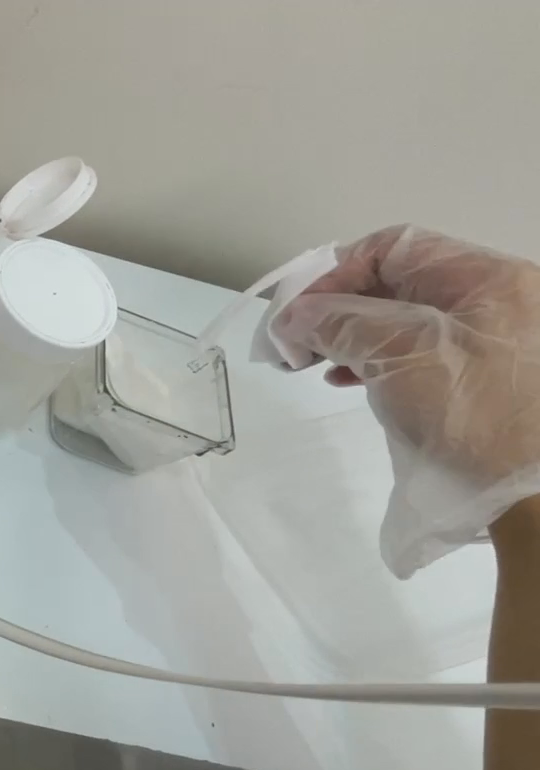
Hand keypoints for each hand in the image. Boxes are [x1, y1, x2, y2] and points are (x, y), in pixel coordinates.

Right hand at [275, 225, 539, 484]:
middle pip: (393, 282)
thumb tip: (296, 315)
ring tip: (310, 365)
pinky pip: (411, 348)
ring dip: (344, 335)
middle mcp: (494, 299)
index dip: (332, 274)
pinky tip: (348, 379)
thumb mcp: (400, 354)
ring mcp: (489, 337)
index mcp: (487, 280)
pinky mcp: (476, 374)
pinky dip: (368, 357)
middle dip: (331, 307)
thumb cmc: (476, 411)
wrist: (535, 486)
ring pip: (397, 316)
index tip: (290, 318)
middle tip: (290, 346)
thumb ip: (342, 322)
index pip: (393, 249)